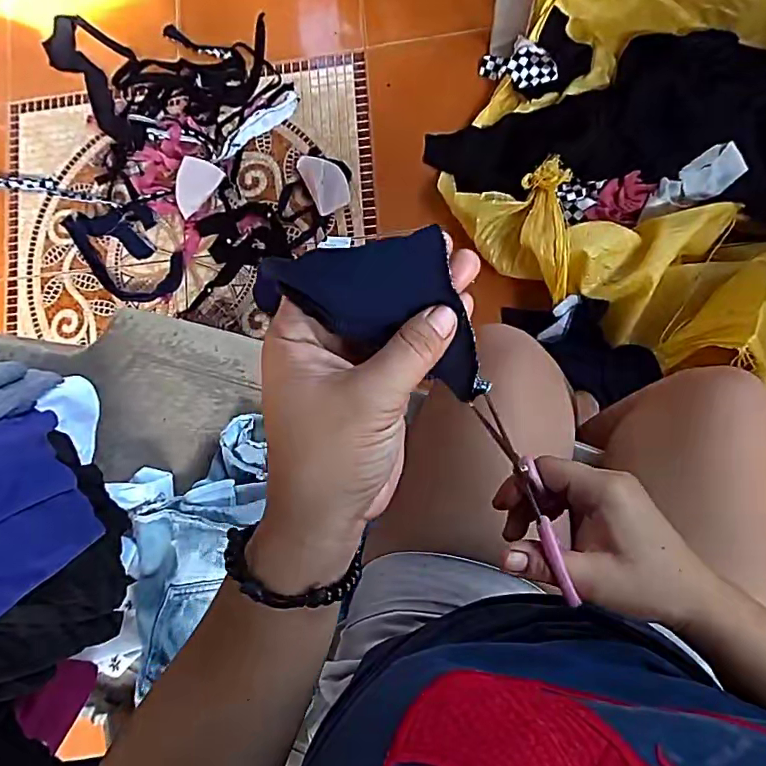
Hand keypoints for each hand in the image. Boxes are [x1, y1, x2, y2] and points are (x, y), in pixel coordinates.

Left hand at [255, 238, 480, 590]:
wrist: (333, 517)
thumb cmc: (330, 456)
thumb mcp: (369, 397)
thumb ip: (410, 350)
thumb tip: (446, 309)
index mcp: (299, 336)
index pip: (335, 282)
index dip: (375, 262)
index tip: (416, 248)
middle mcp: (323, 345)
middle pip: (370, 301)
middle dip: (411, 282)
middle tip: (452, 256)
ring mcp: (352, 368)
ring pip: (391, 327)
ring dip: (426, 308)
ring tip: (466, 276)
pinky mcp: (377, 390)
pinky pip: (405, 355)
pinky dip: (430, 342)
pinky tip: (459, 319)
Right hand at [492, 457, 728, 629]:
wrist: (690, 595)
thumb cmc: (648, 585)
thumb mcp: (589, 579)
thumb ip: (544, 563)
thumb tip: (504, 557)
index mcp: (605, 489)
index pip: (547, 467)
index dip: (519, 485)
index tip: (502, 511)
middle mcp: (611, 480)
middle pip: (552, 475)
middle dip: (526, 500)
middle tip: (513, 534)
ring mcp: (617, 490)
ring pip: (562, 485)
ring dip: (540, 507)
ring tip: (528, 539)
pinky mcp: (619, 502)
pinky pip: (577, 496)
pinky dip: (558, 512)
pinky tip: (553, 537)